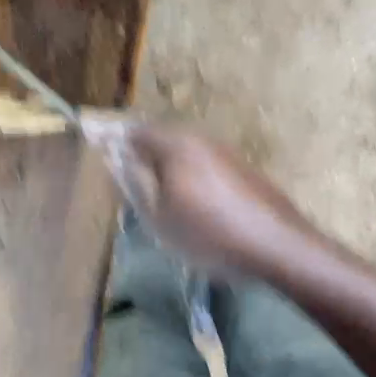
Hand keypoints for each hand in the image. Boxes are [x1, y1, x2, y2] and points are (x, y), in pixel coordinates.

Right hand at [83, 120, 317, 274]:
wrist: (276, 245)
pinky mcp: (243, 169)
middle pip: (161, 138)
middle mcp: (200, 138)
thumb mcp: (159, 217)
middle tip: (126, 179)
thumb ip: (135, 183)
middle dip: (141, 153)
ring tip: (156, 195)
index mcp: (175, 144)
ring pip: (185, 151)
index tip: (98, 153)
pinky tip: (191, 203)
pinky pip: (204, 164)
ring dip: (167, 166)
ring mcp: (225, 152)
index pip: (134, 131)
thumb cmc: (209, 233)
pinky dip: (190, 176)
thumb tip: (116, 158)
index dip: (114, 141)